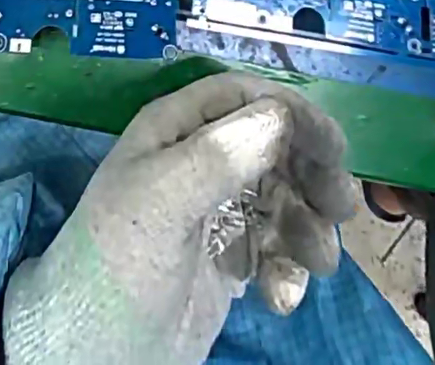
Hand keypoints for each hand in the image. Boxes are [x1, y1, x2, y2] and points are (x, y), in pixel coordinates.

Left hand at [2, 73, 356, 364]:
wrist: (95, 354)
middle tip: (339, 204)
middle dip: (309, 170)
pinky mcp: (228, 254)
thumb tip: (281, 115)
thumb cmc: (122, 260)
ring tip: (316, 261)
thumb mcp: (163, 198)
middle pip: (271, 143)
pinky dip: (288, 266)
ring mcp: (215, 207)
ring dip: (307, 223)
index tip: (332, 145)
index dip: (288, 111)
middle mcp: (198, 158)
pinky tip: (279, 296)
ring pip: (281, 194)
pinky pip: (274, 243)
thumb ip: (219, 154)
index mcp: (176, 127)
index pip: (242, 96)